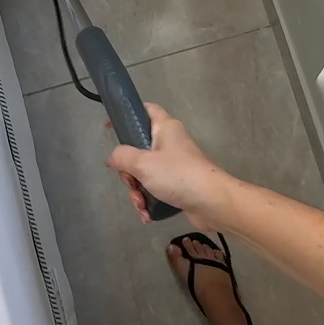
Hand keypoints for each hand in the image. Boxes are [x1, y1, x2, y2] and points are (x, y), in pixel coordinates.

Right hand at [106, 103, 235, 230]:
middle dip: (130, 172)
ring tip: (142, 206)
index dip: (128, 114)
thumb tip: (113, 158)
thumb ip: (122, 157)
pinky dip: (149, 200)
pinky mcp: (180, 184)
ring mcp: (176, 164)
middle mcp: (171, 143)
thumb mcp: (143, 163)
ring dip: (138, 192)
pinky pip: (156, 188)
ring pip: (145, 173)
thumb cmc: (177, 174)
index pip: (146, 109)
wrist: (212, 202)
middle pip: (139, 150)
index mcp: (165, 128)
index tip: (111, 128)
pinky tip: (147, 215)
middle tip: (132, 183)